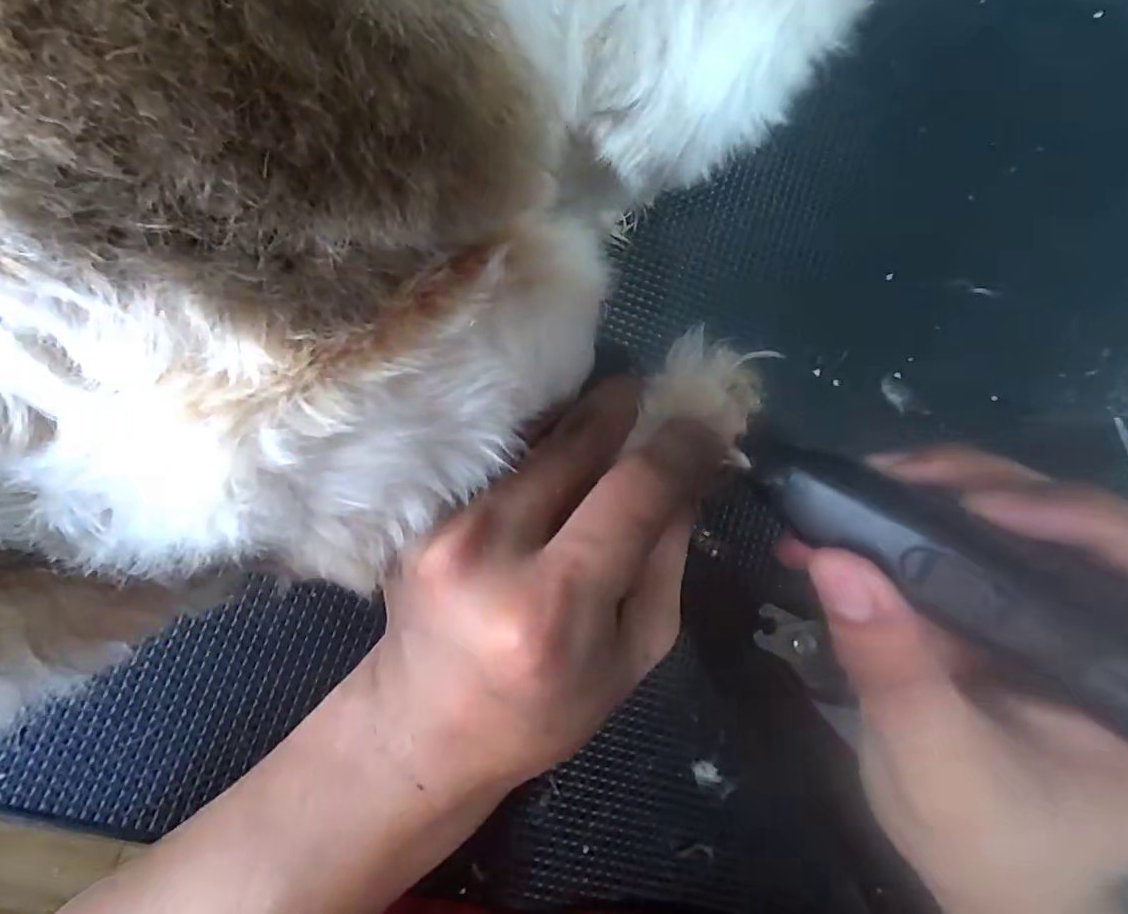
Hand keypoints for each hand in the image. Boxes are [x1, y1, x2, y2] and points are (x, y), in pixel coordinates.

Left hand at [61, 377, 724, 913]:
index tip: (713, 409)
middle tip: (671, 390)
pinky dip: (554, 430)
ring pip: (543, 431)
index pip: (638, 485)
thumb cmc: (538, 721)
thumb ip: (661, 561)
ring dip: (594, 410)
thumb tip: (686, 477)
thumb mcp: (631, 661)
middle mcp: (492, 542)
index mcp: (551, 601)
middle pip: (584, 437)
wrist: (413, 737)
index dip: (682, 439)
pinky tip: (575, 432)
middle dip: (636, 406)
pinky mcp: (425, 510)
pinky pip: (512, 447)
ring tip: (631, 404)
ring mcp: (448, 519)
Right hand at [780, 445, 1127, 913]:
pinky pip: (969, 535)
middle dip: (986, 486)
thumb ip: (896, 672)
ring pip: (1019, 514)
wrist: (972, 871)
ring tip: (866, 484)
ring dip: (940, 488)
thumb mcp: (938, 770)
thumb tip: (836, 560)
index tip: (983, 510)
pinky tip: (856, 512)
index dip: (1090, 523)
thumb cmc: (988, 845)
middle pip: (1082, 524)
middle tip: (897, 478)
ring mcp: (1064, 610)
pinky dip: (913, 514)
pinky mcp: (1010, 599)